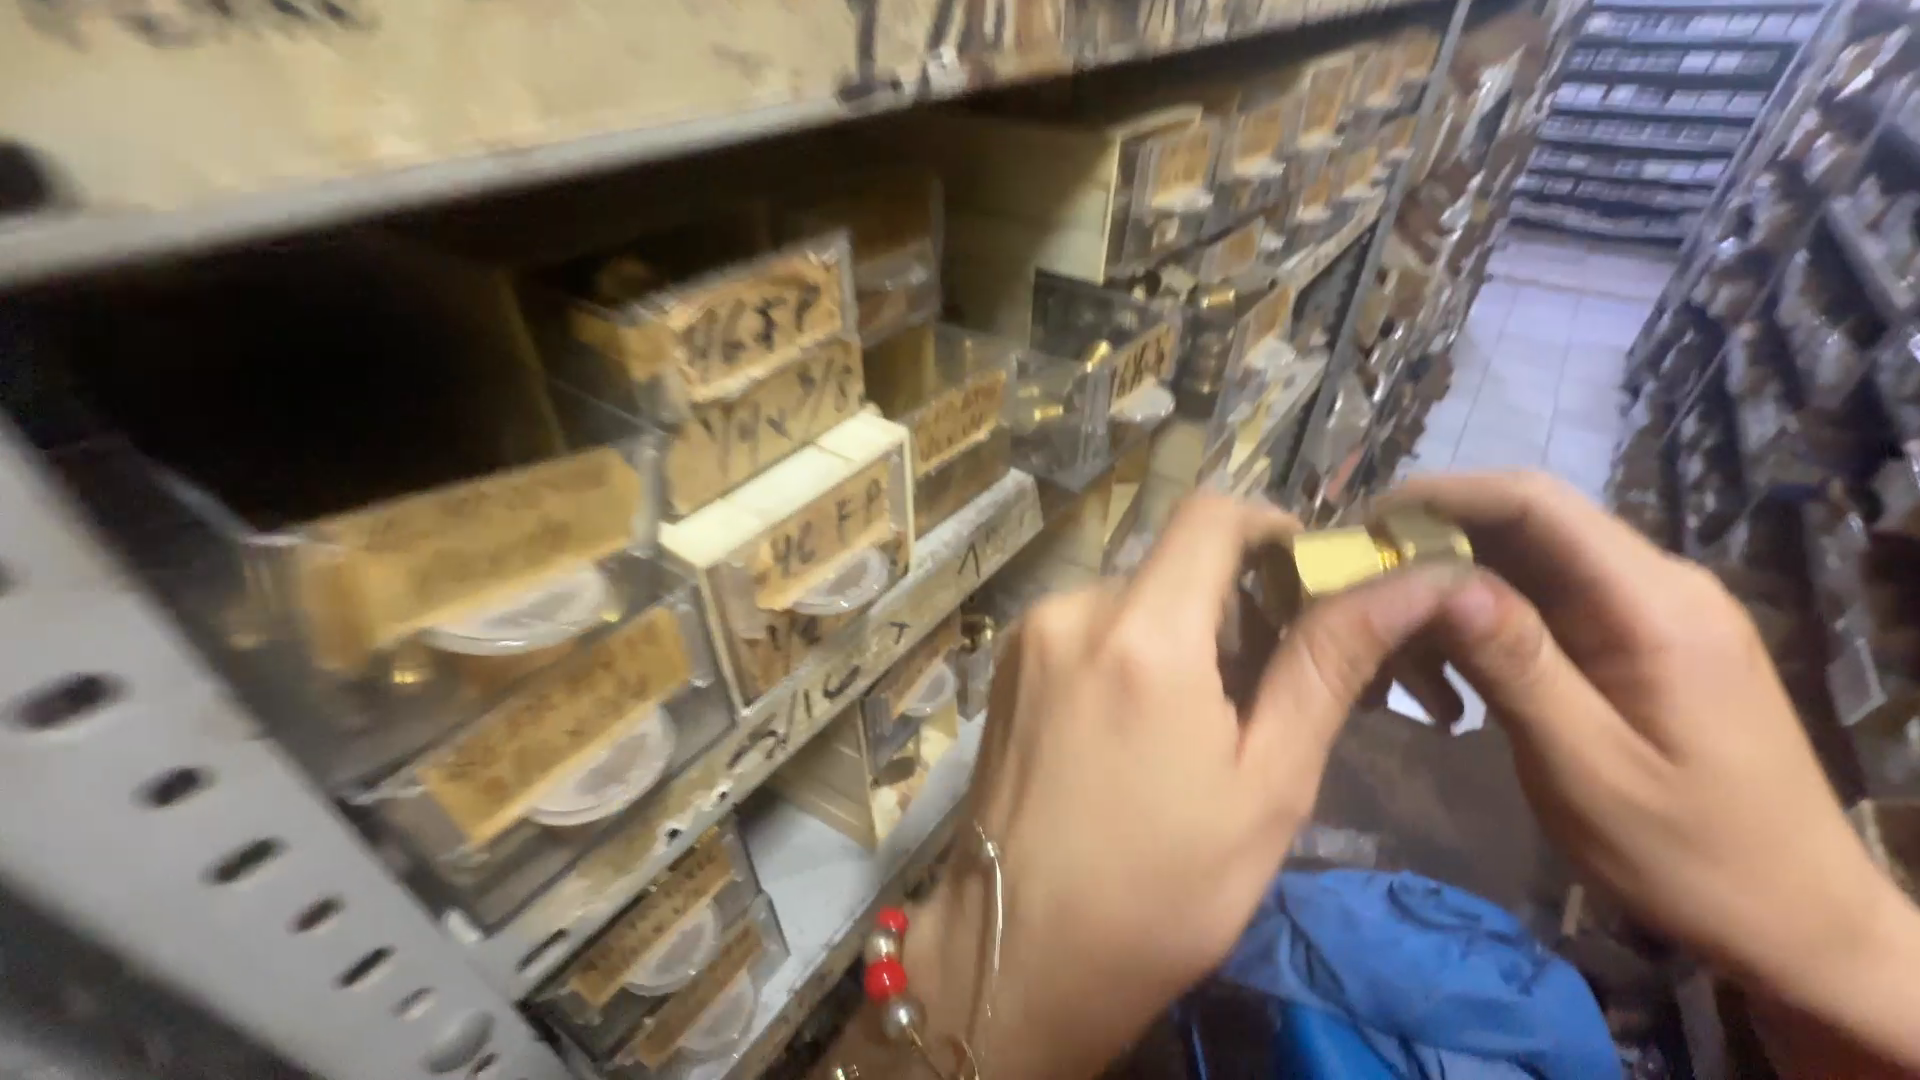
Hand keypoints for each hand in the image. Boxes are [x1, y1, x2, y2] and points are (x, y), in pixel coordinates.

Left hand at [903, 496, 1466, 1077]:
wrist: (1019, 955)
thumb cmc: (1161, 888)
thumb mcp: (1268, 783)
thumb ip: (1327, 665)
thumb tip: (1409, 582)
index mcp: (1142, 631)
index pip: (1211, 515)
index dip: (1269, 529)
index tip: (1307, 580)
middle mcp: (1071, 611)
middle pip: (1170, 560)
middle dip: (1229, 596)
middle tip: (1270, 676)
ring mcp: (1028, 638)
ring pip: (1128, 596)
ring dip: (1178, 629)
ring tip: (1204, 716)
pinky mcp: (1006, 668)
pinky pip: (1085, 628)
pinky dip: (1128, 649)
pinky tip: (1140, 725)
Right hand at [1390, 470, 1919, 1069]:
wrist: (1794, 919)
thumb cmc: (1691, 854)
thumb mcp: (1588, 768)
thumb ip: (1517, 666)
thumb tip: (1437, 581)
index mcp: (1654, 604)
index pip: (1534, 503)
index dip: (1439, 497)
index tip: (1359, 527)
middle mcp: (1652, 585)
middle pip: (1521, 524)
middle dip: (1427, 542)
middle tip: (1350, 585)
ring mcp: (1640, 611)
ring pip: (1519, 562)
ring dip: (1444, 586)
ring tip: (1383, 639)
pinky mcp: (1625, 639)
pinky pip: (1535, 601)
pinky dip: (1473, 621)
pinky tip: (1438, 669)